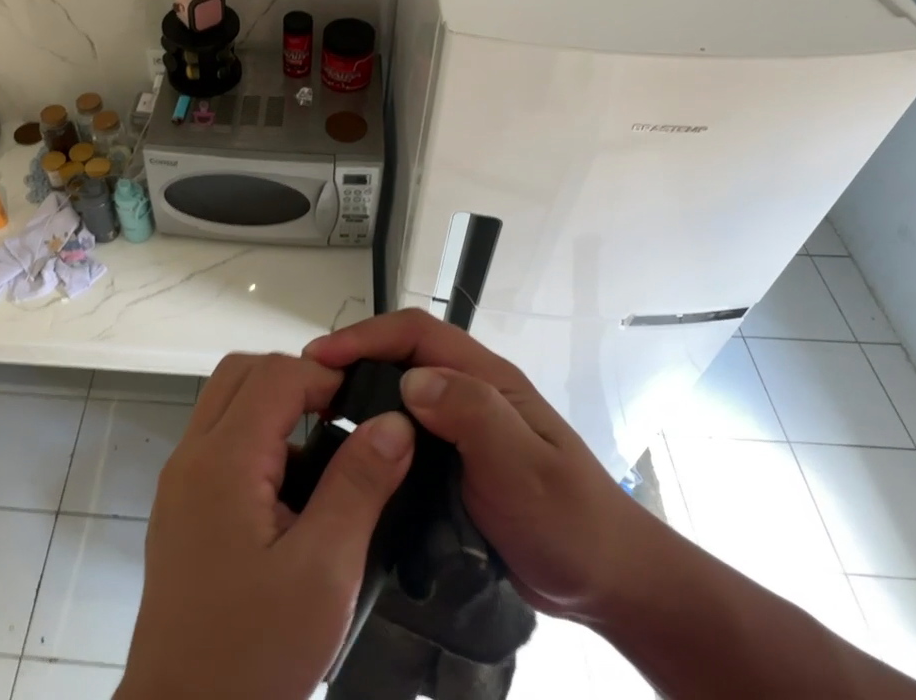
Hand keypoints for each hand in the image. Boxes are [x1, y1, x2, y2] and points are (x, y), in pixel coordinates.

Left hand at [119, 353, 415, 699]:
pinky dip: (257, 440)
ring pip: (225, 405)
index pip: (275, 375)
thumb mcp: (325, 570)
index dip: (326, 376)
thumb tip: (393, 424)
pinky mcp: (181, 509)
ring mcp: (180, 483)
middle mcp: (191, 459)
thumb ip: (359, 486)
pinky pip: (219, 444)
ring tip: (326, 453)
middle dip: (296, 379)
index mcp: (223, 463)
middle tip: (344, 416)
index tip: (369, 405)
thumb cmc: (255, 650)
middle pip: (241, 374)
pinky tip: (294, 493)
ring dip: (275, 408)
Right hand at [304, 310, 646, 618]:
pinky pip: (409, 433)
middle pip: (405, 356)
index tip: (320, 358)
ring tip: (319, 419)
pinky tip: (356, 457)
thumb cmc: (570, 523)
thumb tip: (410, 382)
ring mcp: (467, 429)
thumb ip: (473, 417)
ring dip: (362, 395)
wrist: (606, 581)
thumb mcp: (523, 468)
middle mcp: (474, 394)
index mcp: (489, 381)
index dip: (366, 336)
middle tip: (309, 389)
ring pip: (403, 394)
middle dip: (355, 360)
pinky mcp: (458, 463)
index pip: (418, 334)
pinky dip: (377, 434)